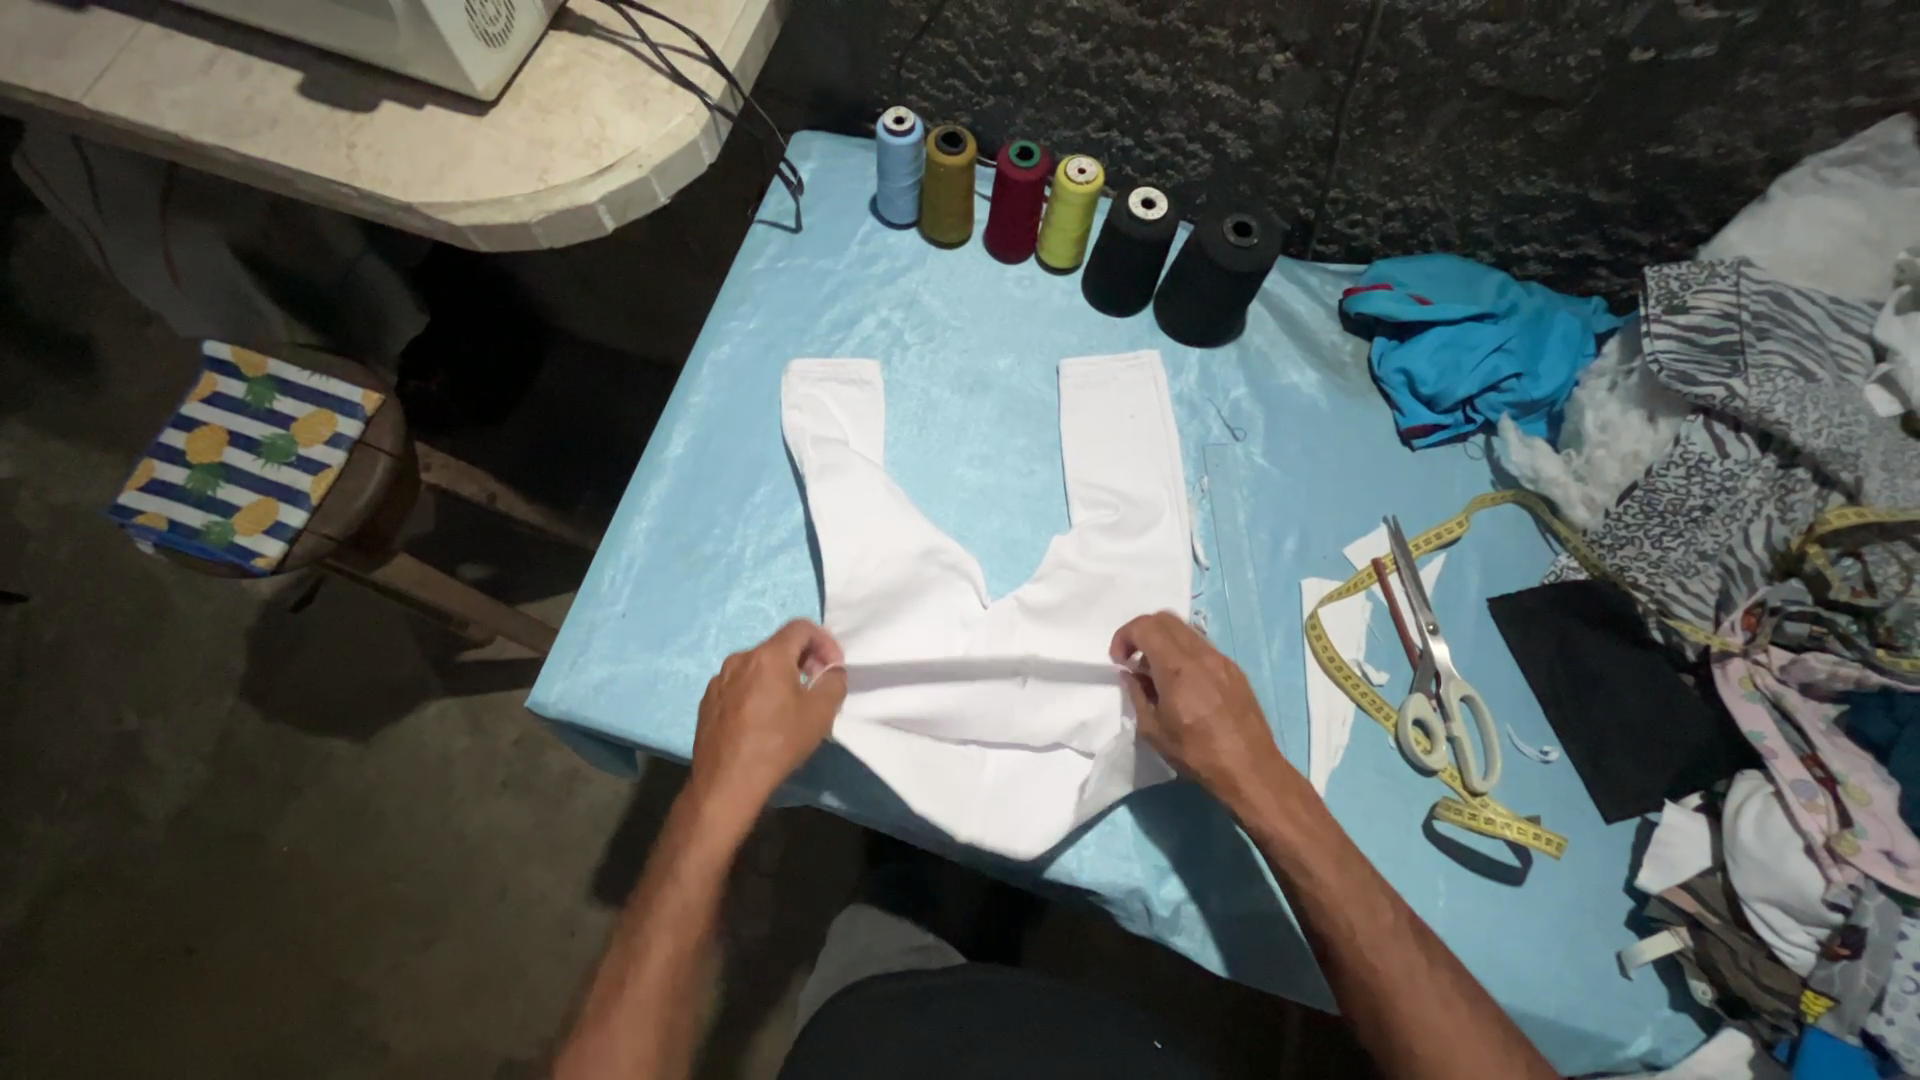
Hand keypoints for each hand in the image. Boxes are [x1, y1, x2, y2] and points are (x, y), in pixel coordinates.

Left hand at [688, 620, 848, 816]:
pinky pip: (739, 685)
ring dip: (778, 677)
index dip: (824, 642)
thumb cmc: (778, 743)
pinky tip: (762, 720)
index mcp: (768, 655)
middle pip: (778, 646)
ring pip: (757, 667)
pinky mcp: (707, 701)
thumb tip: (831, 671)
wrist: (727, 782)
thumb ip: (834, 681)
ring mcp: (719, 680)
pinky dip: (756, 692)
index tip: (833, 668)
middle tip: (816, 686)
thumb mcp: (821, 712)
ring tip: (789, 706)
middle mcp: (740, 659)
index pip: (801, 627)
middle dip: (803, 660)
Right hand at [1110, 612, 1296, 807]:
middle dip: (1142, 633)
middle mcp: (1201, 655)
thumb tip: (1131, 674)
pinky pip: (1202, 646)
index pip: (1145, 627)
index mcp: (1177, 668)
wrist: (1250, 769)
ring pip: (1185, 630)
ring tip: (1157, 672)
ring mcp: (1221, 659)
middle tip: (1134, 661)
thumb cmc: (1196, 753)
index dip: (1124, 636)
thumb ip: (1137, 694)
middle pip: (1165, 619)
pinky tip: (1183, 682)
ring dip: (1164, 641)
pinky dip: (1184, 652)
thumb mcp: (1153, 730)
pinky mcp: (1234, 670)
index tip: (1119, 661)